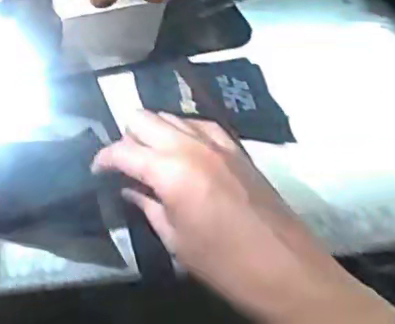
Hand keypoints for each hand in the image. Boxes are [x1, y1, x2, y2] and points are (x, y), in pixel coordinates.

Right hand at [93, 112, 394, 323]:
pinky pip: (197, 122)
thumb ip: (147, 206)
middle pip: (139, 118)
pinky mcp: (236, 148)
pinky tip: (185, 151)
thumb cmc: (230, 268)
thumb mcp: (177, 243)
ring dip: (153, 131)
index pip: (120, 150)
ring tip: (154, 157)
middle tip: (128, 164)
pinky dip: (183, 131)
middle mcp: (188, 146)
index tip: (97, 170)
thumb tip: (129, 188)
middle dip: (126, 138)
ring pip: (166, 115)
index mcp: (169, 171)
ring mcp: (214, 142)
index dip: (103, 159)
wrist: (297, 280)